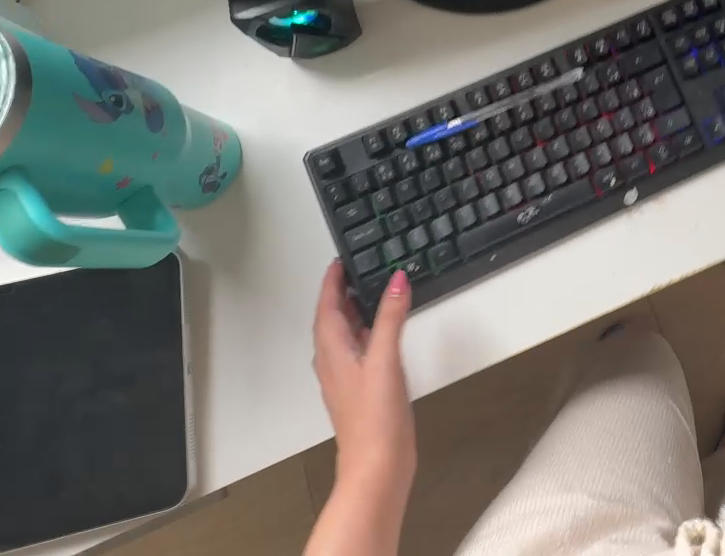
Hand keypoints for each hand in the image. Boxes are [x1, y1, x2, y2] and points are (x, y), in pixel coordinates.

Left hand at [309, 263, 414, 553]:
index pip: (327, 308)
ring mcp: (347, 377)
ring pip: (345, 335)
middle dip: (343, 294)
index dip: (332, 283)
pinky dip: (367, 330)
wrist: (376, 466)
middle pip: (333, 319)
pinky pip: (358, 348)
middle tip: (360, 269)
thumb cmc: (375, 414)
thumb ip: (391, 317)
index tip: (339, 260)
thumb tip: (397, 278)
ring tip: (373, 290)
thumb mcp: (384, 359)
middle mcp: (334, 362)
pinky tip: (383, 330)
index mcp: (332, 352)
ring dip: (355, 311)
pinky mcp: (361, 389)